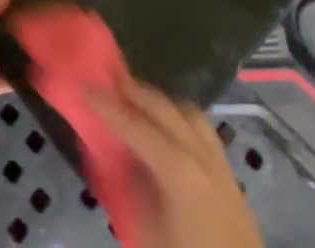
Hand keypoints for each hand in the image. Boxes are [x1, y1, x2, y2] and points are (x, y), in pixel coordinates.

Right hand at [88, 78, 261, 247]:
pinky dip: (180, 117)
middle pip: (165, 109)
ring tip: (137, 101)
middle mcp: (201, 155)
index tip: (84, 87)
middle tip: (107, 82)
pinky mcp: (230, 174)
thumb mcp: (147, 232)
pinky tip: (168, 128)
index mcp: (177, 170)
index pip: (136, 126)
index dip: (107, 106)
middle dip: (135, 91)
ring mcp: (220, 162)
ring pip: (189, 112)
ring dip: (161, 101)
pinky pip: (203, 129)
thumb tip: (118, 159)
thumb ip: (131, 189)